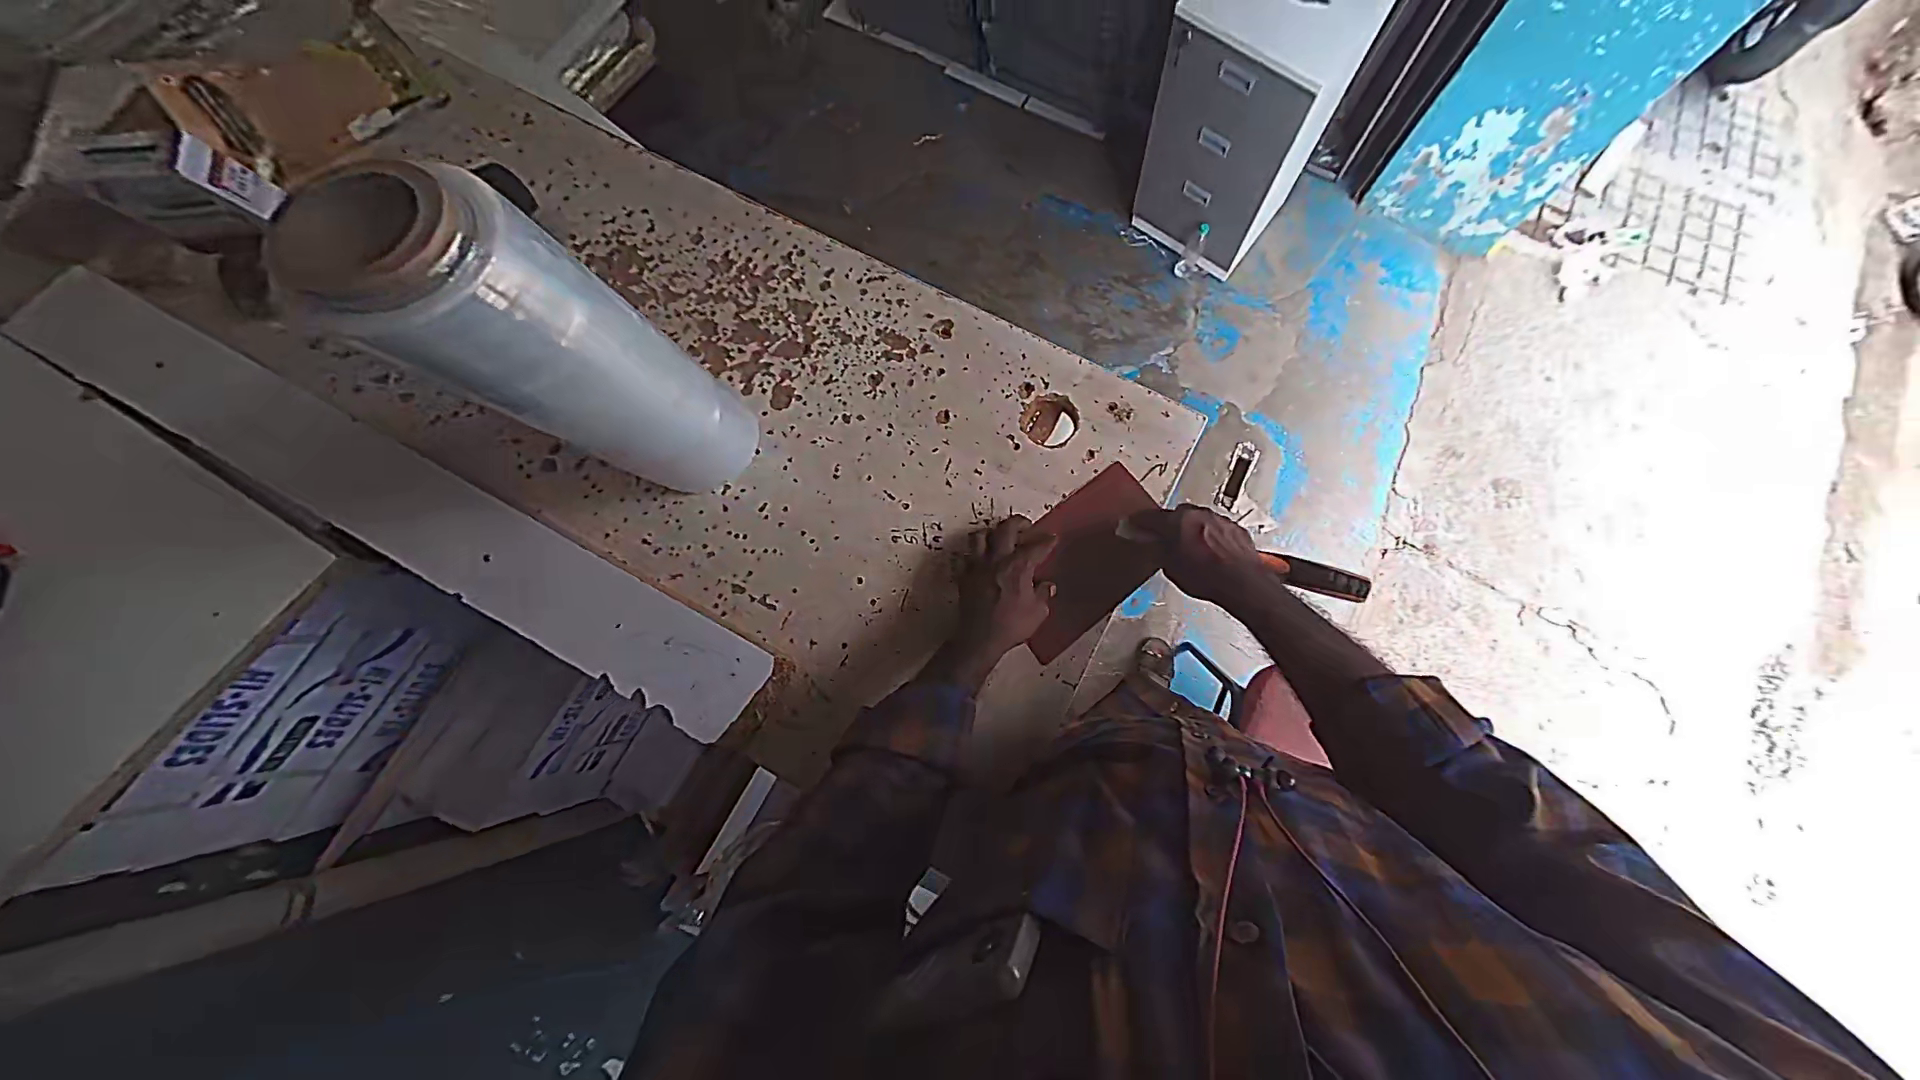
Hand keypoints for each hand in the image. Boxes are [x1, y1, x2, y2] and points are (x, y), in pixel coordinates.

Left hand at [924, 516, 1057, 690]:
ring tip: (1000, 537)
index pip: (1035, 546)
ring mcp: (977, 566)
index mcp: (1018, 567)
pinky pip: (966, 556)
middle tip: (1026, 526)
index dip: (1046, 540)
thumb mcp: (1038, 612)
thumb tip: (1046, 586)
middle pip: (1006, 529)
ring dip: (992, 533)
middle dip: (1019, 523)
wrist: (980, 638)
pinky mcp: (964, 576)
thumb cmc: (1010, 626)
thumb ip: (1043, 594)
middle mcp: (996, 560)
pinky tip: (980, 558)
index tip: (1052, 538)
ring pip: (980, 536)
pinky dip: (974, 553)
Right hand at [1127, 504, 1274, 608]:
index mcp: (1177, 520)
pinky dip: (1208, 537)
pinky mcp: (1234, 529)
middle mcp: (1199, 514)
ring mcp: (1218, 520)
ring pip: (1196, 521)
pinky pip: (1215, 529)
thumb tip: (1144, 539)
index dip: (1137, 523)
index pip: (1149, 516)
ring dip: (1189, 531)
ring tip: (1187, 552)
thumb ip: (1153, 547)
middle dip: (1166, 527)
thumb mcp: (1168, 566)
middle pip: (1174, 515)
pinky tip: (1207, 554)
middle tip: (1160, 542)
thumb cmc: (1208, 576)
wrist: (1243, 584)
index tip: (1132, 526)